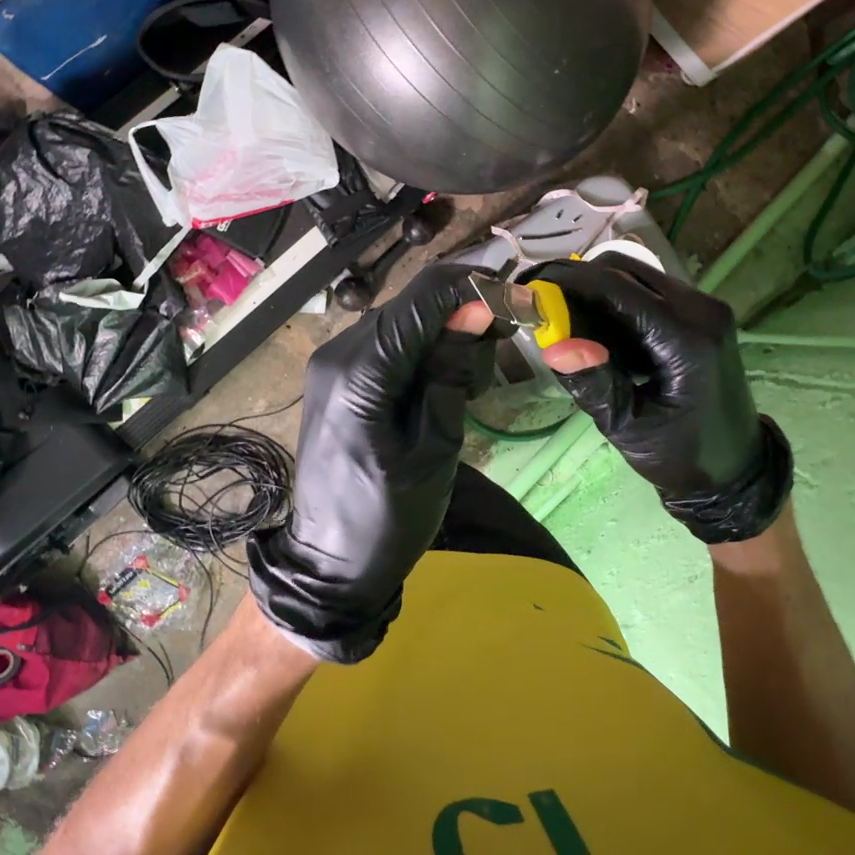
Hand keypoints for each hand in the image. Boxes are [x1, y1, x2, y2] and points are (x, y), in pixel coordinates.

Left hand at [246, 263, 492, 662]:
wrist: (331, 564)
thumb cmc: (388, 518)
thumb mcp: (435, 448)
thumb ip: (451, 372)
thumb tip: (476, 307)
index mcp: (360, 371)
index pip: (425, 298)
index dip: (478, 290)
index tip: (524, 307)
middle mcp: (338, 353)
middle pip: (414, 304)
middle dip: (466, 315)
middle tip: (502, 356)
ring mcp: (333, 364)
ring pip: (404, 322)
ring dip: (447, 336)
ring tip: (473, 386)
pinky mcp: (339, 378)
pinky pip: (389, 346)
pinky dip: (424, 353)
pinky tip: (443, 387)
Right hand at [531, 254, 790, 543]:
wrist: (736, 469)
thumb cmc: (682, 456)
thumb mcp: (629, 428)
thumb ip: (593, 383)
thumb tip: (553, 344)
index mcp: (686, 339)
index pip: (617, 289)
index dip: (570, 282)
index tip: (530, 284)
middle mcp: (701, 310)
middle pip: (626, 271)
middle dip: (579, 282)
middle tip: (542, 303)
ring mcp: (705, 308)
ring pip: (637, 277)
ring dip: (597, 290)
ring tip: (564, 318)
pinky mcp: (701, 314)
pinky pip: (650, 292)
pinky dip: (618, 302)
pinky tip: (597, 330)